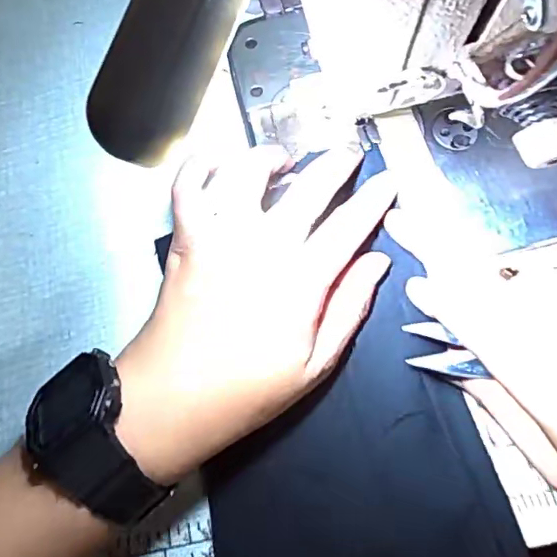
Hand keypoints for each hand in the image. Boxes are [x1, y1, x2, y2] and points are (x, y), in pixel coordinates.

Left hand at [113, 145, 395, 483]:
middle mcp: (263, 246)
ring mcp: (220, 236)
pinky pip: (188, 185)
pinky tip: (220, 164)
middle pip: (309, 185)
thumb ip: (349, 308)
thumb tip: (377, 261)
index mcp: (301, 280)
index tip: (388, 182)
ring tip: (284, 161)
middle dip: (337, 163)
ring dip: (270, 157)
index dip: (374, 198)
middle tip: (348, 156)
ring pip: (247, 172)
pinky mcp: (186, 237)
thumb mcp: (314, 366)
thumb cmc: (246, 390)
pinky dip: (201, 166)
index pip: (350, 225)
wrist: (169, 400)